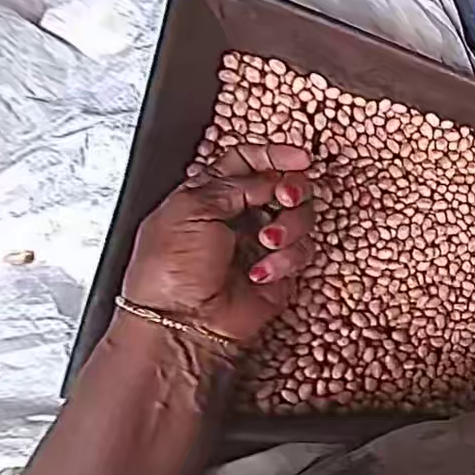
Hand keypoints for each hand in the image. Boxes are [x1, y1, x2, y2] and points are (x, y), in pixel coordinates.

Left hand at [122, 145, 315, 345]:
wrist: (185, 319)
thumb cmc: (171, 267)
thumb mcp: (190, 210)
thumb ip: (233, 185)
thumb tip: (272, 179)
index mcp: (211, 192)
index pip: (248, 162)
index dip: (274, 155)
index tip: (300, 157)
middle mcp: (243, 214)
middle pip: (285, 186)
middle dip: (292, 190)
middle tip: (286, 199)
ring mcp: (265, 241)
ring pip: (302, 218)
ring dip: (289, 227)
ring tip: (268, 242)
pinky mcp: (283, 268)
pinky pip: (303, 253)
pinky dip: (284, 261)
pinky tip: (260, 274)